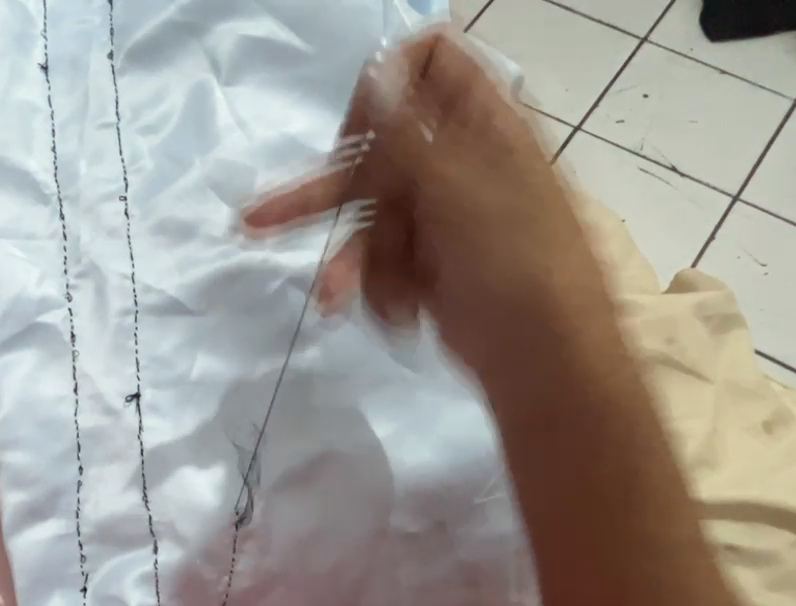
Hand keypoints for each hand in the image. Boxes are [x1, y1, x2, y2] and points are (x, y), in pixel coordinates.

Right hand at [242, 27, 620, 394]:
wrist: (540, 355)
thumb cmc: (517, 264)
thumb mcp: (462, 190)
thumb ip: (411, 133)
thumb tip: (375, 68)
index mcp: (480, 122)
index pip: (428, 62)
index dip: (385, 88)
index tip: (359, 134)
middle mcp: (454, 158)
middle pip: (372, 155)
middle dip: (319, 196)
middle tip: (254, 221)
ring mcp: (437, 214)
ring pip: (366, 221)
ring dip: (353, 263)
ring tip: (334, 298)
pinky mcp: (422, 261)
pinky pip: (376, 261)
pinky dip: (372, 287)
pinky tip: (391, 312)